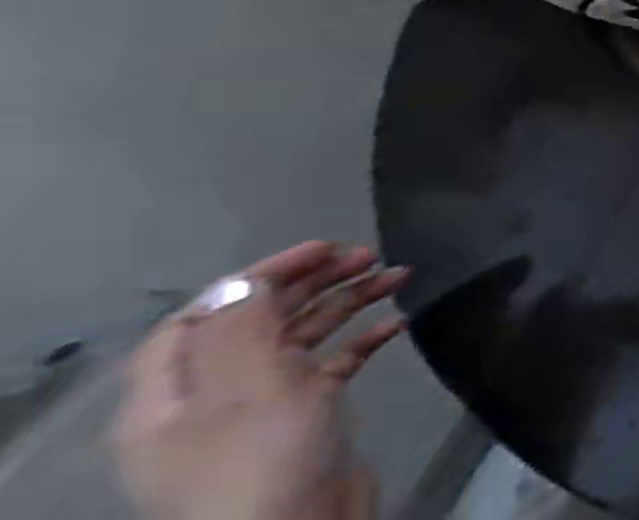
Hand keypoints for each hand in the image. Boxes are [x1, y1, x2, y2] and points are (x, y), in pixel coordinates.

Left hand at [112, 242, 409, 519]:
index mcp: (175, 392)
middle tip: (370, 254)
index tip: (323, 248)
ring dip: (349, 302)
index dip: (259, 275)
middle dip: (315, 281)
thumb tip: (249, 280)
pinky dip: (363, 339)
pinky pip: (332, 366)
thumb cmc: (262, 456)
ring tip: (399, 274)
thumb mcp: (248, 384)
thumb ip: (242, 326)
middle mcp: (210, 397)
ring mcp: (259, 410)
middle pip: (260, 321)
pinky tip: (398, 322)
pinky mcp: (305, 420)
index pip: (205, 314)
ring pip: (303, 338)